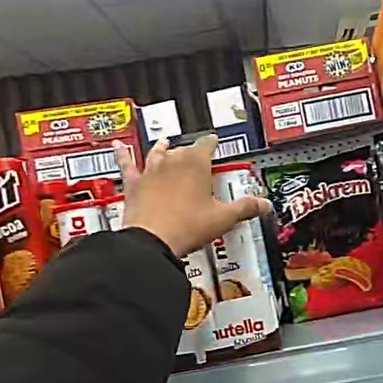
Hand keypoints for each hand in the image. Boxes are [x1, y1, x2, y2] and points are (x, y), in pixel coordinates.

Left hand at [117, 136, 270, 257]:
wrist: (152, 240)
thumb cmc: (187, 227)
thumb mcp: (223, 218)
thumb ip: (246, 208)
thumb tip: (264, 204)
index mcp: (196, 163)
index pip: (207, 144)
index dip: (212, 143)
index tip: (215, 142)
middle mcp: (171, 161)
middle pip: (183, 149)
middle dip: (191, 151)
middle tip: (197, 155)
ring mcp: (150, 171)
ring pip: (157, 153)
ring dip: (162, 148)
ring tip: (166, 142)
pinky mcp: (134, 185)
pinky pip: (126, 165)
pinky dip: (122, 155)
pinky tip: (118, 146)